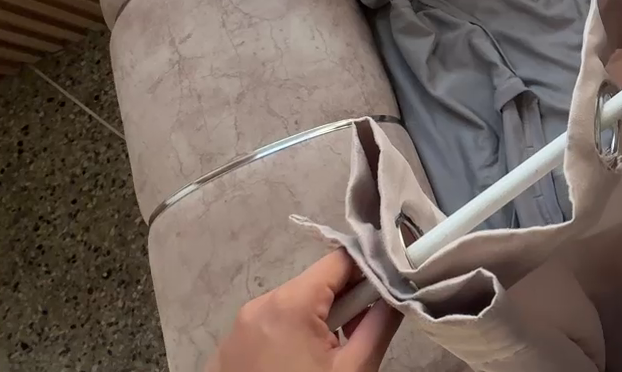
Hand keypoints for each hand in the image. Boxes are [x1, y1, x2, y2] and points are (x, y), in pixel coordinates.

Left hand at [206, 250, 400, 371]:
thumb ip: (381, 319)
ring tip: (326, 358)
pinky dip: (288, 337)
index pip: (341, 259)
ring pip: (293, 305)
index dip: (368, 270)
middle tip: (357, 334)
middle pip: (316, 283)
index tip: (382, 295)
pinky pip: (267, 328)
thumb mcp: (355, 368)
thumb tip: (398, 287)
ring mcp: (235, 332)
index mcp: (289, 303)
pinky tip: (296, 368)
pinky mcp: (223, 355)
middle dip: (343, 302)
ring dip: (317, 320)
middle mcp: (258, 306)